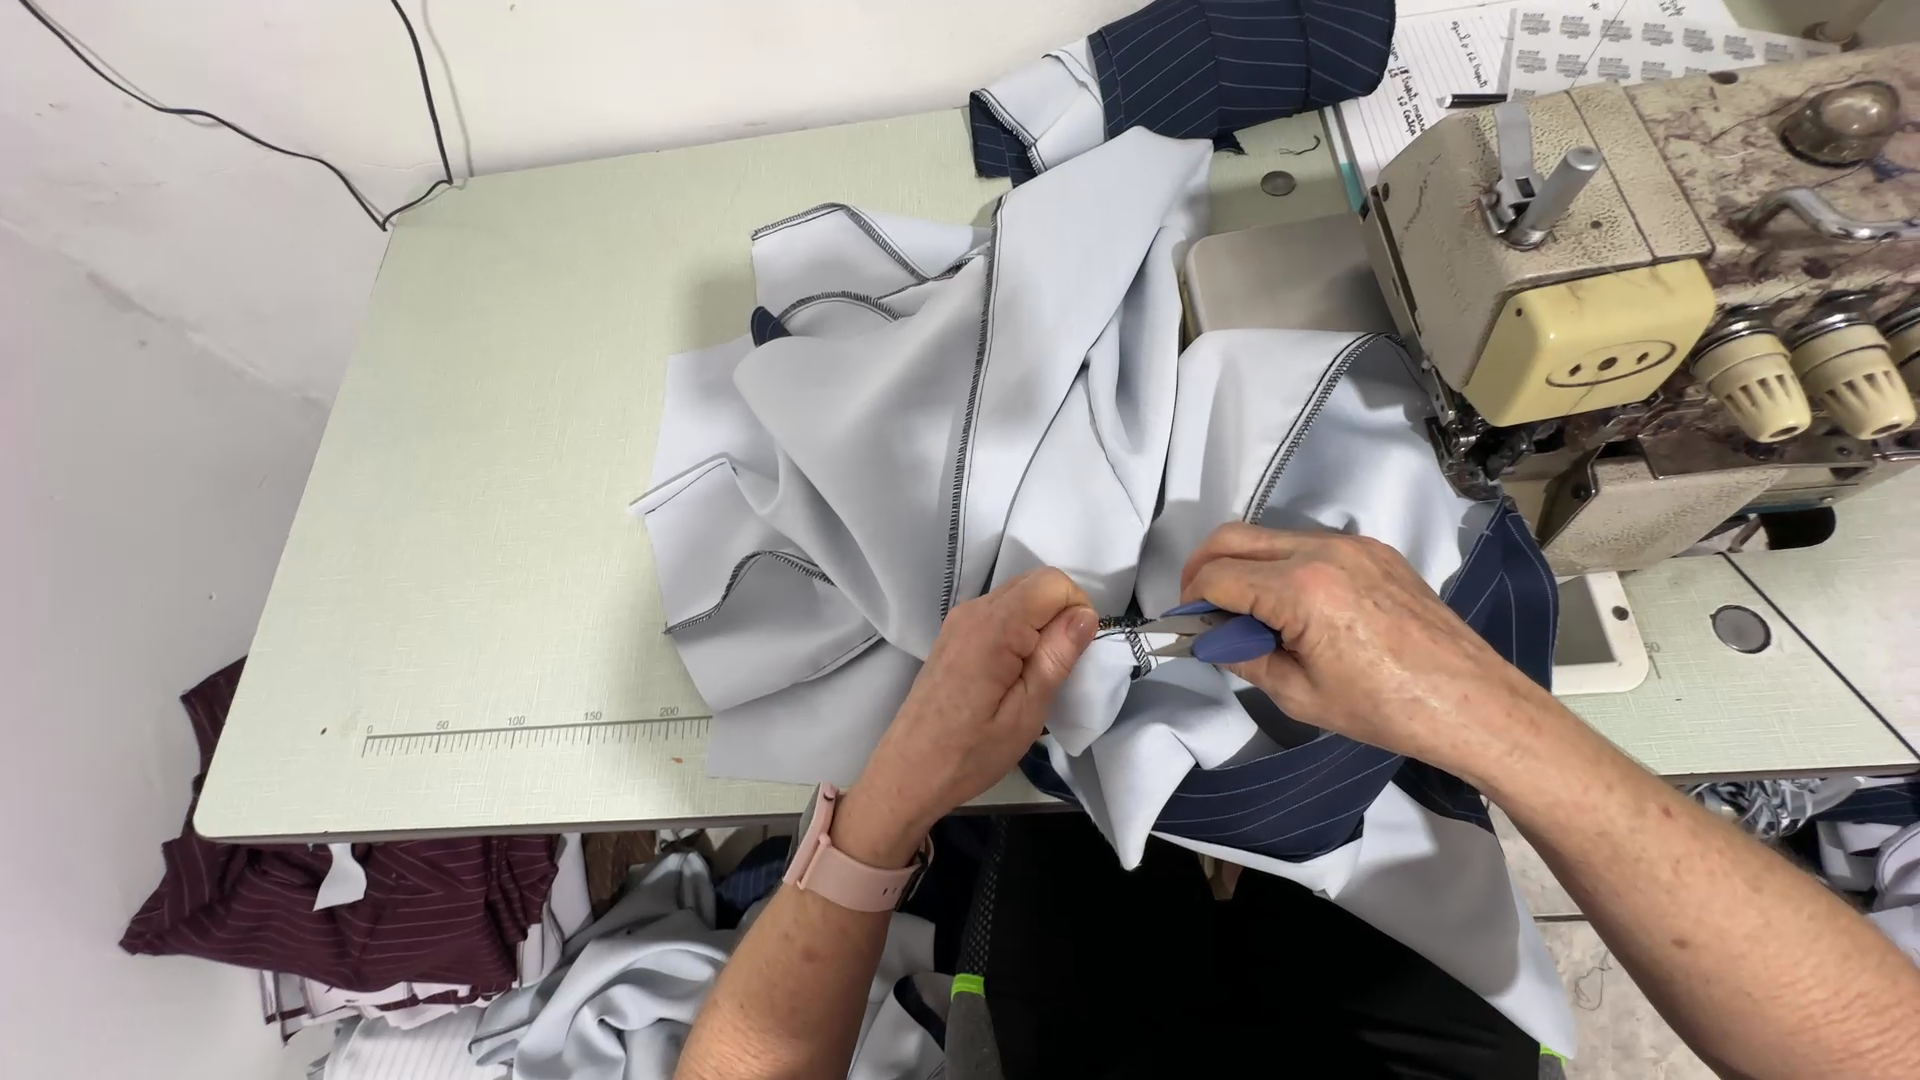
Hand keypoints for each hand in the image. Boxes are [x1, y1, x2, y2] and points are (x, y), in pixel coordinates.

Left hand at [835, 569, 1097, 865]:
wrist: (909, 772)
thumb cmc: (971, 752)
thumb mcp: (1026, 712)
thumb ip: (1057, 657)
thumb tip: (1086, 614)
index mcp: (994, 627)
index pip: (1053, 583)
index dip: (1077, 610)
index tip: (1076, 654)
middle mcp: (974, 611)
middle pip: (1036, 582)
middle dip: (1061, 614)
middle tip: (1060, 665)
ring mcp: (960, 620)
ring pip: (1019, 595)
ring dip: (1040, 623)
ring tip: (1037, 673)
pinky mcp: (954, 633)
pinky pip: (1000, 612)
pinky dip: (1019, 629)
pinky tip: (1014, 671)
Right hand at [1180, 524, 1558, 780]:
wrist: (1474, 704)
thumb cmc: (1383, 709)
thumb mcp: (1298, 694)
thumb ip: (1243, 656)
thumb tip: (1210, 638)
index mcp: (1301, 590)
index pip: (1216, 576)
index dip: (1190, 600)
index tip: (1188, 624)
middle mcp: (1322, 552)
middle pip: (1232, 537)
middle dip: (1202, 567)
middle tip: (1200, 606)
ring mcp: (1352, 545)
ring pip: (1268, 536)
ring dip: (1243, 564)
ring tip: (1249, 610)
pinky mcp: (1374, 549)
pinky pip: (1307, 544)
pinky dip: (1282, 564)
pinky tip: (1294, 605)